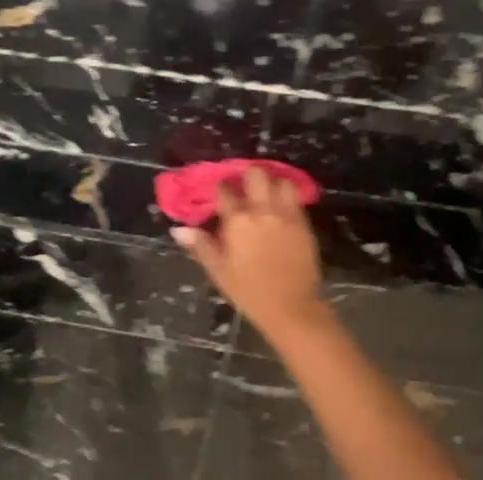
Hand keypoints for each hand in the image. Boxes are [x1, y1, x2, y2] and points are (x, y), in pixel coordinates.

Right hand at [172, 167, 328, 338]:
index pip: (225, 190)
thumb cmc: (250, 292)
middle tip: (247, 186)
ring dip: (273, 183)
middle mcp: (262, 211)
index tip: (221, 194)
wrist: (292, 308)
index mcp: (237, 221)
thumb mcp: (219, 272)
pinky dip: (289, 197)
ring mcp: (286, 215)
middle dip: (249, 175)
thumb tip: (178, 229)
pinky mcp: (304, 223)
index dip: (221, 188)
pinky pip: (297, 198)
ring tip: (269, 194)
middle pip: (256, 173)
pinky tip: (283, 208)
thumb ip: (200, 246)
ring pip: (281, 180)